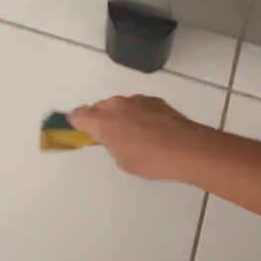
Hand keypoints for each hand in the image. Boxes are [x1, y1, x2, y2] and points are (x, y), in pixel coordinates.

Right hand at [69, 96, 210, 181]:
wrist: (185, 148)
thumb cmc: (149, 160)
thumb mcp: (123, 160)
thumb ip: (112, 144)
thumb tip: (114, 137)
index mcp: (103, 121)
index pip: (79, 115)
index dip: (75, 120)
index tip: (75, 125)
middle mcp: (116, 105)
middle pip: (100, 107)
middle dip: (99, 117)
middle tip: (106, 134)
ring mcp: (136, 99)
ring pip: (120, 104)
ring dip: (120, 114)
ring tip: (131, 133)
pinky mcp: (154, 100)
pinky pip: (138, 105)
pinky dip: (138, 113)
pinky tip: (150, 128)